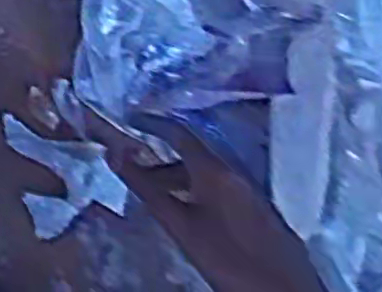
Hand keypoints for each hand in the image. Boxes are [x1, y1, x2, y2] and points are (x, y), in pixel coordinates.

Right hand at [92, 114, 324, 291]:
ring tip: (160, 193)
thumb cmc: (229, 261)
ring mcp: (258, 200)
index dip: (150, 123)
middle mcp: (238, 177)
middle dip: (162, 154)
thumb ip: (143, 186)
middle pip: (195, 153)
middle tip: (136, 163)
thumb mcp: (178, 225)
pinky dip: (203, 191)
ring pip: (211, 175)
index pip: (178, 132)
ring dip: (182, 176)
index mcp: (215, 172)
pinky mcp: (270, 221)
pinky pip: (229, 192)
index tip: (126, 120)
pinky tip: (196, 213)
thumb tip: (111, 151)